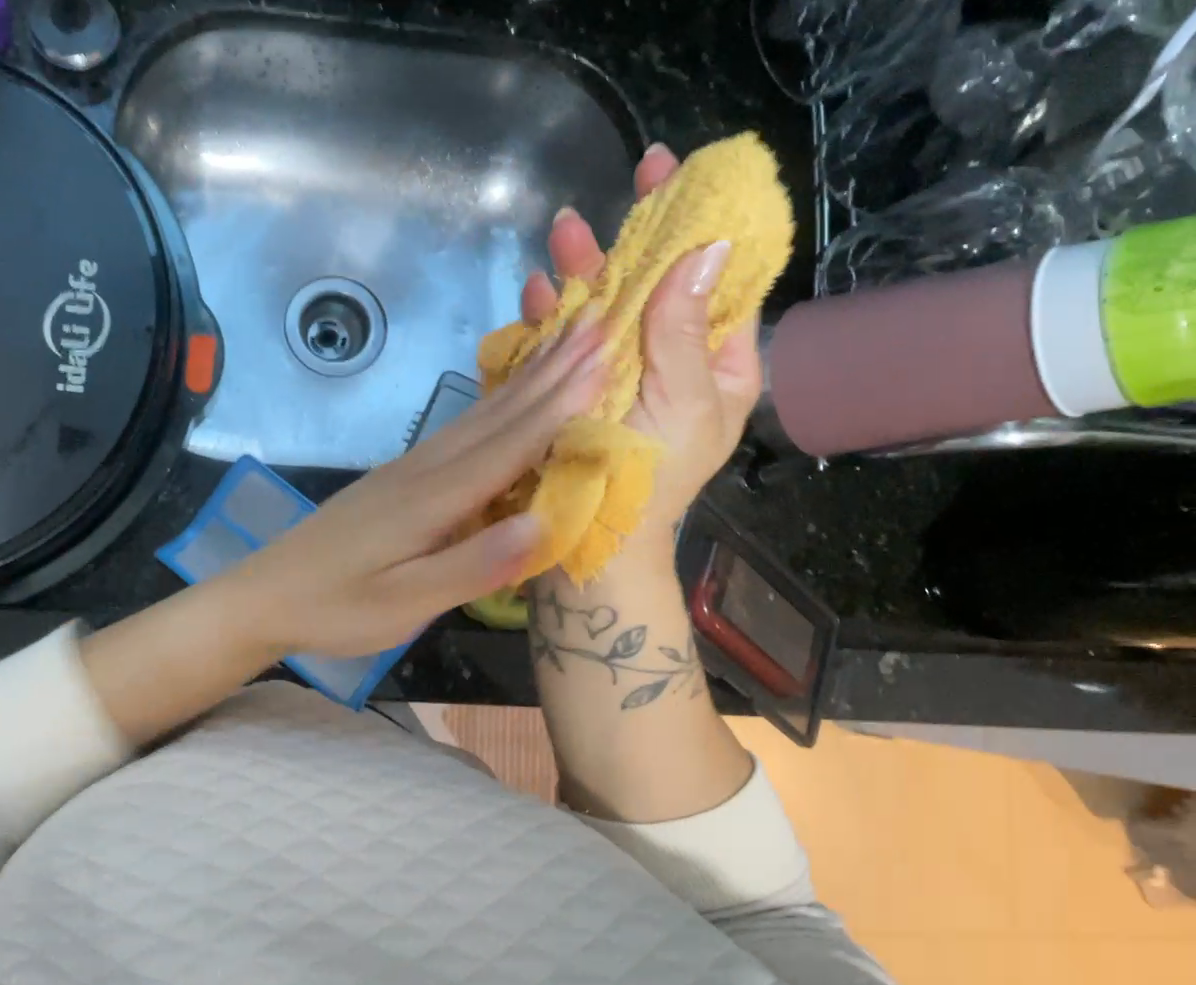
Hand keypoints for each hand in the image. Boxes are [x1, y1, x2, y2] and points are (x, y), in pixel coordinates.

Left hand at [220, 313, 610, 658]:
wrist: (263, 595)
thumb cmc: (335, 608)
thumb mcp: (404, 603)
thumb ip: (472, 566)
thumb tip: (545, 523)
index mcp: (430, 499)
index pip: (507, 445)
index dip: (559, 406)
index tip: (606, 360)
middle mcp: (420, 471)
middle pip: (494, 417)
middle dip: (550, 373)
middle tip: (601, 324)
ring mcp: (404, 471)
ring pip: (474, 418)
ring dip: (523, 382)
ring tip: (563, 345)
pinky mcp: (393, 481)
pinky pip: (455, 433)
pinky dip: (490, 408)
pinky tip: (501, 402)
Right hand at [521, 144, 762, 563]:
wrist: (592, 544)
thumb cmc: (651, 478)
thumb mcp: (683, 403)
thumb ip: (687, 330)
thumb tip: (708, 249)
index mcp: (713, 362)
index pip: (712, 278)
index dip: (695, 223)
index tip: (672, 174)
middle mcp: (664, 361)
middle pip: (648, 286)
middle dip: (623, 245)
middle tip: (591, 212)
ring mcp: (612, 376)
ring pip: (600, 310)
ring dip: (579, 275)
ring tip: (560, 241)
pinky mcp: (568, 392)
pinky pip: (560, 344)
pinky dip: (549, 318)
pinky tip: (537, 299)